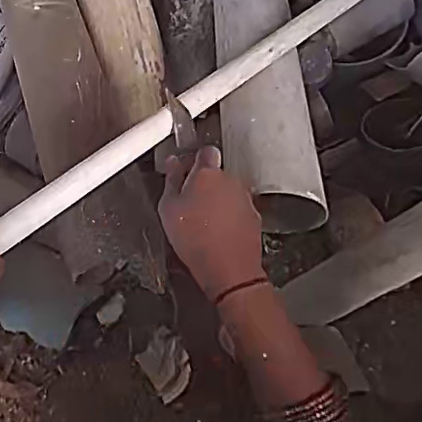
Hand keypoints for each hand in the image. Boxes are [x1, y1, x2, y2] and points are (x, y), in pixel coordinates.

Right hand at [160, 146, 262, 296]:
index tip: (182, 169)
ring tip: (199, 221)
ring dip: (215, 200)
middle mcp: (230, 180)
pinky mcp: (253, 217)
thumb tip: (172, 165)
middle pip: (215, 173)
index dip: (191, 160)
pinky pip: (236, 210)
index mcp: (208, 172)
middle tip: (185, 200)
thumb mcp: (168, 207)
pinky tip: (214, 232)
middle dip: (202, 182)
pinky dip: (227, 216)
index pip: (203, 151)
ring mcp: (244, 199)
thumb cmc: (195, 238)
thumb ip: (171, 180)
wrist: (228, 269)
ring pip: (226, 192)